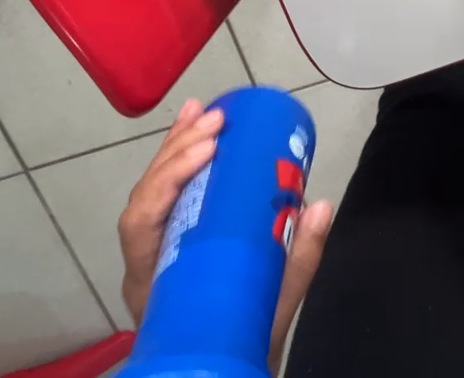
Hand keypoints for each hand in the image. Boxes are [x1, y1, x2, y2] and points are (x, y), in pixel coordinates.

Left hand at [118, 98, 334, 370]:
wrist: (218, 363)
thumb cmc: (240, 336)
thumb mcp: (272, 308)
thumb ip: (298, 261)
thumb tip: (321, 204)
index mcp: (155, 281)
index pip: (142, 223)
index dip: (169, 180)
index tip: (209, 151)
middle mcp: (146, 260)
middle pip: (147, 196)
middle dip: (179, 150)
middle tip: (218, 120)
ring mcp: (156, 246)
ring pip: (154, 189)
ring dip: (176, 145)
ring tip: (203, 110)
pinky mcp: (172, 234)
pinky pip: (168, 192)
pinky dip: (180, 156)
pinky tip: (195, 125)